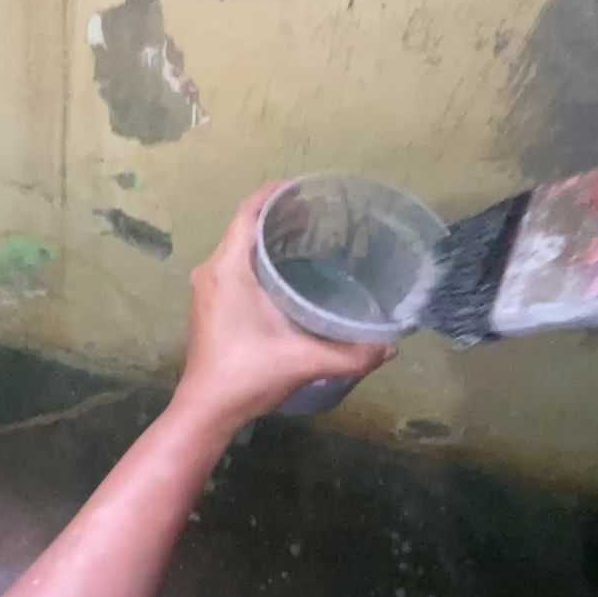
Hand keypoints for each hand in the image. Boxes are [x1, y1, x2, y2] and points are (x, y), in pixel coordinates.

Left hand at [173, 182, 394, 422]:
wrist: (207, 409)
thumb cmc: (248, 375)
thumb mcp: (304, 361)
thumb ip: (351, 354)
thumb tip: (390, 347)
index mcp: (228, 269)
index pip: (247, 213)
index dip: (273, 194)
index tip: (303, 187)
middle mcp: (212, 270)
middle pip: (243, 227)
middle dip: (277, 216)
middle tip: (317, 214)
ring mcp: (207, 287)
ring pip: (236, 247)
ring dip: (266, 238)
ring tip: (306, 236)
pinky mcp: (208, 303)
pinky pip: (232, 264)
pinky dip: (256, 257)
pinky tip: (284, 271)